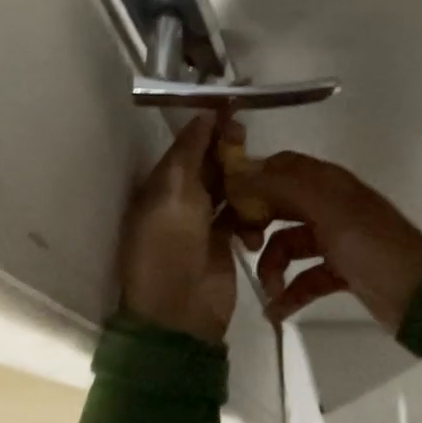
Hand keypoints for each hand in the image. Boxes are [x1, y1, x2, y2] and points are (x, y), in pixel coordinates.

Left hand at [118, 116, 237, 344]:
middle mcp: (181, 198)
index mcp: (161, 184)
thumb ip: (189, 153)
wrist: (179, 315)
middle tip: (247, 138)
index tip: (234, 107)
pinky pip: (242, 215)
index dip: (209, 126)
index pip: (188, 145)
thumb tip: (203, 115)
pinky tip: (254, 227)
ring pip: (230, 187)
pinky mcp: (223, 242)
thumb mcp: (173, 194)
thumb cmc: (169, 247)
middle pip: (210, 163)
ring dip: (244, 183)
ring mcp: (203, 221)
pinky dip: (251, 216)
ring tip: (260, 184)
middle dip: (230, 150)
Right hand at [237, 152, 421, 331]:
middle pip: (279, 204)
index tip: (223, 201)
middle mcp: (329, 204)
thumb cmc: (373, 246)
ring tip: (269, 291)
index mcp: (327, 182)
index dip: (251, 179)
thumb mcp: (329, 209)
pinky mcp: (341, 271)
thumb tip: (242, 170)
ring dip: (273, 265)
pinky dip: (291, 291)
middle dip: (256, 223)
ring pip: (288, 243)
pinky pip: (305, 276)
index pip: (279, 167)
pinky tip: (277, 312)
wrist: (421, 297)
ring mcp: (336, 238)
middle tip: (240, 245)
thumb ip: (286, 185)